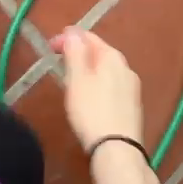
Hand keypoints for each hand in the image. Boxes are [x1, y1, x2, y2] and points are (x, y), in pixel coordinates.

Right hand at [58, 26, 143, 149]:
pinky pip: (111, 87)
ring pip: (105, 71)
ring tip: (72, 83)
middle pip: (98, 53)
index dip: (66, 39)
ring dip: (88, 71)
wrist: (118, 151)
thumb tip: (72, 32)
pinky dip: (98, 86)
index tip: (49, 47)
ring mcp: (132, 88)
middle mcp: (126, 68)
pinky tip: (90, 101)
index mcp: (112, 56)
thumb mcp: (77, 78)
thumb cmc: (92, 110)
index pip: (87, 37)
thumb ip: (74, 51)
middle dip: (78, 55)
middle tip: (59, 65)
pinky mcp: (133, 107)